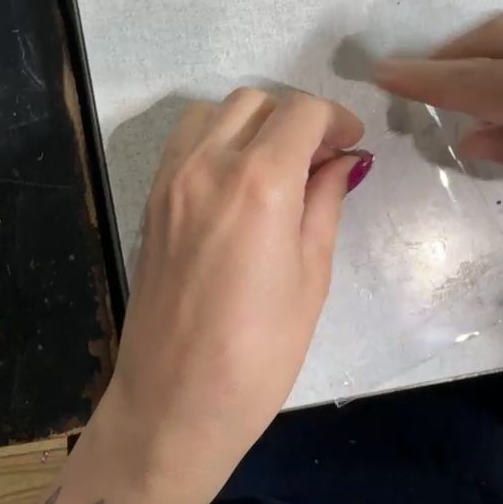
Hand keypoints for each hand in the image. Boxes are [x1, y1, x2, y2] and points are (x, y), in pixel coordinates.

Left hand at [92, 89, 368, 491]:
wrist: (173, 401)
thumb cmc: (259, 353)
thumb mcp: (311, 277)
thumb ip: (325, 204)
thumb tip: (343, 162)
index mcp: (258, 183)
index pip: (301, 111)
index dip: (336, 119)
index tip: (352, 146)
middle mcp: (207, 165)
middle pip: (256, 102)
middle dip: (296, 118)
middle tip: (321, 159)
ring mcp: (170, 180)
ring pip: (214, 113)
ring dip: (252, 123)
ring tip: (277, 166)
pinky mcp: (150, 201)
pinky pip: (184, 142)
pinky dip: (216, 140)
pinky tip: (237, 182)